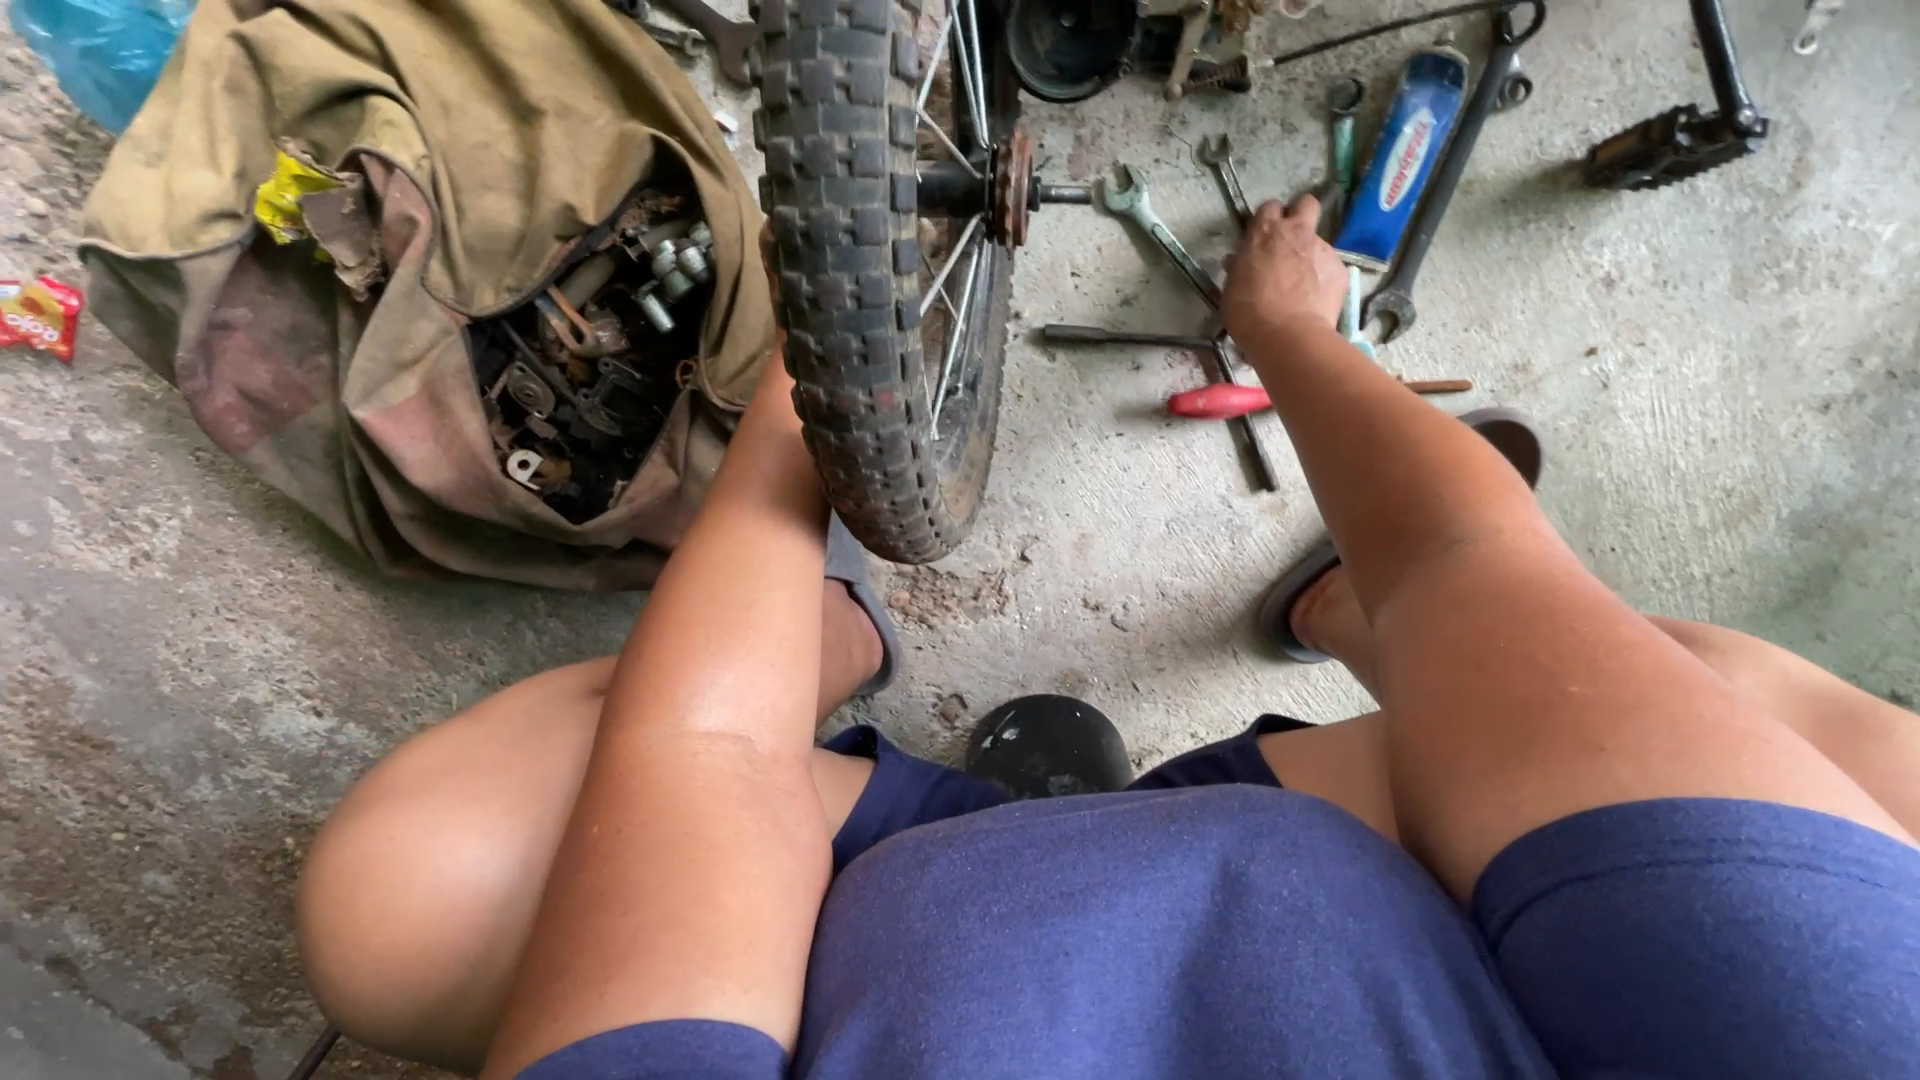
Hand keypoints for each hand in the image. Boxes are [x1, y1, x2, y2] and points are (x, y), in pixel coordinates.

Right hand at [1222, 196, 1346, 342]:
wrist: (1288, 336)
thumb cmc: (1249, 313)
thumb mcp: (1232, 288)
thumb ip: (1239, 267)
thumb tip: (1239, 260)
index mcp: (1265, 233)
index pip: (1270, 207)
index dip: (1269, 219)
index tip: (1264, 235)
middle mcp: (1297, 232)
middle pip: (1307, 204)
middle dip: (1301, 215)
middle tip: (1291, 239)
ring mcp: (1322, 249)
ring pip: (1318, 242)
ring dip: (1309, 255)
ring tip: (1301, 284)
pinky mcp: (1339, 269)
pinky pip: (1330, 267)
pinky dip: (1322, 279)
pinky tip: (1313, 299)